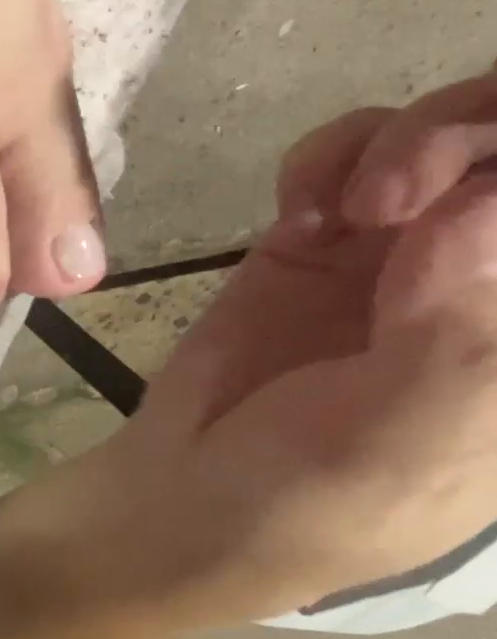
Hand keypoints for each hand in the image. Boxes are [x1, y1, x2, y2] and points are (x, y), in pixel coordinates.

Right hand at [0, 74, 496, 638]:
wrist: (174, 495)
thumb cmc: (303, 500)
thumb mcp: (401, 447)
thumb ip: (457, 338)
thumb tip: (482, 207)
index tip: (462, 203)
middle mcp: (491, 286)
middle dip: (470, 139)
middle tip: (388, 196)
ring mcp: (406, 255)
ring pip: (443, 138)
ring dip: (394, 146)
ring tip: (331, 214)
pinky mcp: (317, 242)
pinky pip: (347, 156)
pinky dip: (325, 160)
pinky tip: (295, 215)